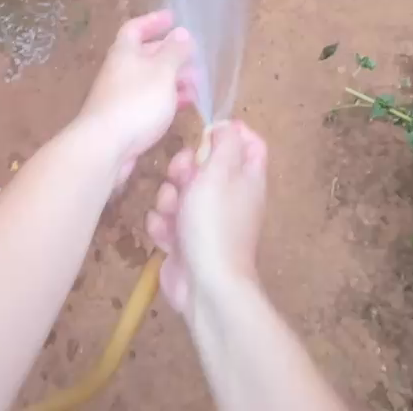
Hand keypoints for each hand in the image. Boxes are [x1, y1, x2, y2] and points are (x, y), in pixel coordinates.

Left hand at [72, 10, 195, 184]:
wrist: (105, 146)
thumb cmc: (136, 102)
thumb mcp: (162, 72)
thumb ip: (174, 52)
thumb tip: (182, 32)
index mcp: (124, 52)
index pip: (135, 28)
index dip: (153, 21)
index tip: (172, 18)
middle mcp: (120, 70)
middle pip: (145, 54)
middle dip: (171, 54)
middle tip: (194, 58)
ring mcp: (121, 95)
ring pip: (150, 80)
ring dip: (174, 79)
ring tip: (198, 83)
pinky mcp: (125, 119)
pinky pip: (150, 102)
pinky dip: (168, 99)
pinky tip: (186, 105)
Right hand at [144, 120, 267, 316]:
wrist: (206, 286)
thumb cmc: (214, 223)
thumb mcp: (220, 172)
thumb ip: (224, 143)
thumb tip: (227, 126)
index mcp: (246, 179)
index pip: (250, 143)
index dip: (231, 132)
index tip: (207, 130)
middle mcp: (228, 197)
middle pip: (204, 165)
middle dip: (185, 166)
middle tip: (181, 175)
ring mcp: (206, 220)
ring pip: (179, 190)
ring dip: (168, 198)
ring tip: (171, 212)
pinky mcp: (184, 240)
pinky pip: (167, 218)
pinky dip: (162, 224)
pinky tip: (164, 234)